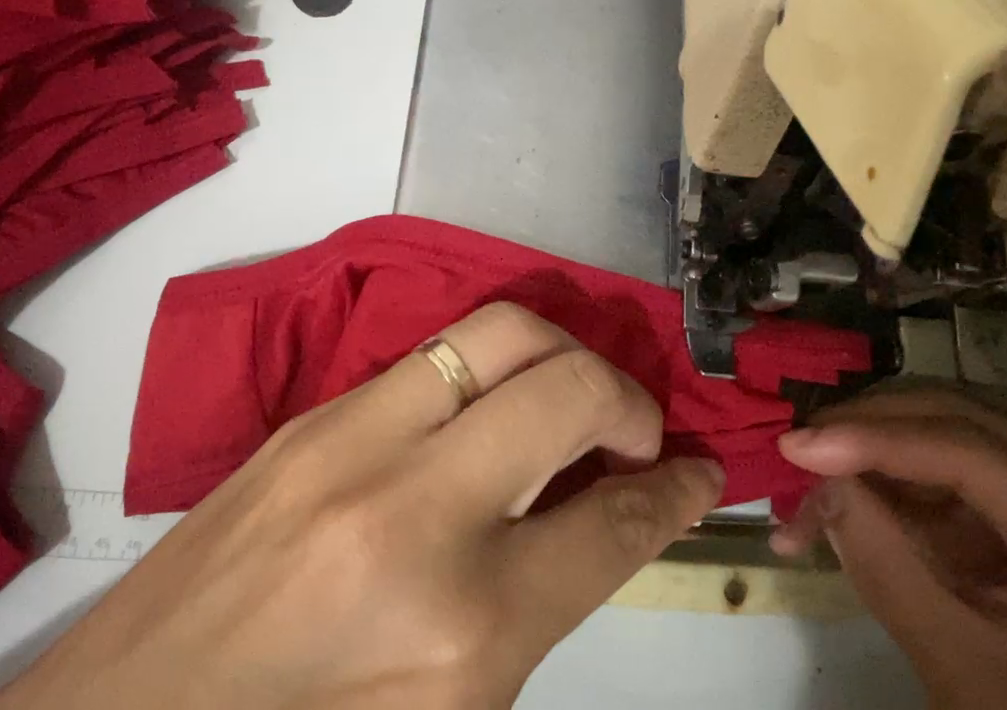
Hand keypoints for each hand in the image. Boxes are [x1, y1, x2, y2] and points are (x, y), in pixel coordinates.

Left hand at [0, 302, 724, 709]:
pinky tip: (484, 412)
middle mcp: (412, 511)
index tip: (700, 472)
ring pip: (500, 332)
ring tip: (569, 398)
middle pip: (569, 391)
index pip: (612, 523)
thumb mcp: (458, 707)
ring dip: (562, 356)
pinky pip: (430, 358)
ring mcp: (348, 445)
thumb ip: (544, 600)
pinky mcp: (306, 419)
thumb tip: (609, 509)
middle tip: (632, 435)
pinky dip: (486, 372)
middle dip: (630, 402)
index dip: (676, 491)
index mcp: (464, 626)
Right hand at [770, 388, 1006, 709]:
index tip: (796, 445)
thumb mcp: (953, 660)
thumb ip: (882, 563)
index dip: (878, 439)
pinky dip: (886, 477)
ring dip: (870, 448)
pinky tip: (838, 500)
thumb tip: (818, 478)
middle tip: (796, 450)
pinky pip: (945, 465)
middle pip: (963, 421)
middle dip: (869, 428)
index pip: (973, 454)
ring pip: (948, 430)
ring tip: (805, 488)